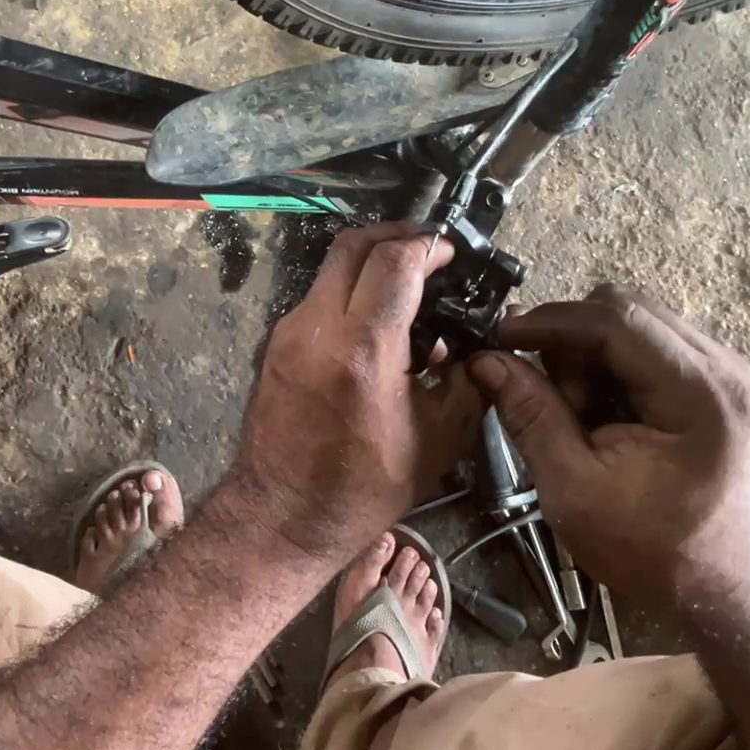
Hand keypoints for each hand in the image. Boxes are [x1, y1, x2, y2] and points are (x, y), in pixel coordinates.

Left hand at [232, 223, 484, 566]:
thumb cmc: (361, 488)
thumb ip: (465, 381)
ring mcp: (288, 332)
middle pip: (352, 244)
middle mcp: (316, 327)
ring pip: (331, 268)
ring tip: (409, 285)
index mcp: (362, 350)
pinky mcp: (276, 344)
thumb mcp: (437, 440)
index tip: (451, 251)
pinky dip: (351, 292)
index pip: (394, 261)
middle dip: (396, 235)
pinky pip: (318, 298)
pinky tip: (379, 321)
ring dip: (371, 262)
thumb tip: (473, 343)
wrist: (280, 514)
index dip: (429, 244)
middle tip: (429, 248)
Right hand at [468, 284, 749, 609]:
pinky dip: (612, 366)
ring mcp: (727, 376)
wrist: (723, 594)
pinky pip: (652, 346)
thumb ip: (530, 415)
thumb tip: (484, 360)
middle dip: (570, 340)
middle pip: (627, 309)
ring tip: (577, 411)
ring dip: (590, 354)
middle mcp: (725, 369)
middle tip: (546, 392)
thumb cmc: (650, 549)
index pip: (616, 320)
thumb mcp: (573, 488)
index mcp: (700, 394)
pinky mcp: (719, 388)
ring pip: (637, 323)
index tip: (500, 336)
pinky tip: (602, 412)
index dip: (550, 321)